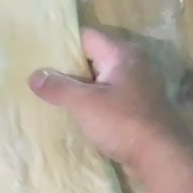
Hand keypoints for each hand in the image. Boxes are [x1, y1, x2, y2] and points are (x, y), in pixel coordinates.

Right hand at [29, 28, 192, 174]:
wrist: (158, 155)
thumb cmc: (121, 123)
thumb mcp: (84, 104)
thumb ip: (58, 88)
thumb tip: (34, 75)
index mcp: (121, 53)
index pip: (87, 37)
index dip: (63, 44)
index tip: (40, 55)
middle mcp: (133, 63)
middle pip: (94, 57)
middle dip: (69, 68)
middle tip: (42, 78)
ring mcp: (138, 86)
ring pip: (101, 79)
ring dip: (82, 88)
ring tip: (55, 97)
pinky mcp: (139, 107)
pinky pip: (110, 97)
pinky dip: (94, 102)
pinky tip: (78, 114)